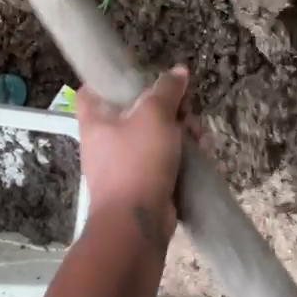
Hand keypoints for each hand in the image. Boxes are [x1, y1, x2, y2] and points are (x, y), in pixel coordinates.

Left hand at [76, 67, 191, 243]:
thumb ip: (168, 89)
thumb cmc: (137, 162)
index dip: (115, 79)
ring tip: (199, 140)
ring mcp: (127, 162)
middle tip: (186, 113)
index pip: (94, 88)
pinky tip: (202, 154)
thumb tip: (179, 71)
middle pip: (140, 108)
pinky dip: (184, 154)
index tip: (142, 78)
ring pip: (159, 133)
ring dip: (184, 132)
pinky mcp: (146, 181)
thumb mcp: (154, 115)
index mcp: (97, 118)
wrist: (136, 224)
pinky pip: (166, 158)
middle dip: (171, 108)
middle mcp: (108, 138)